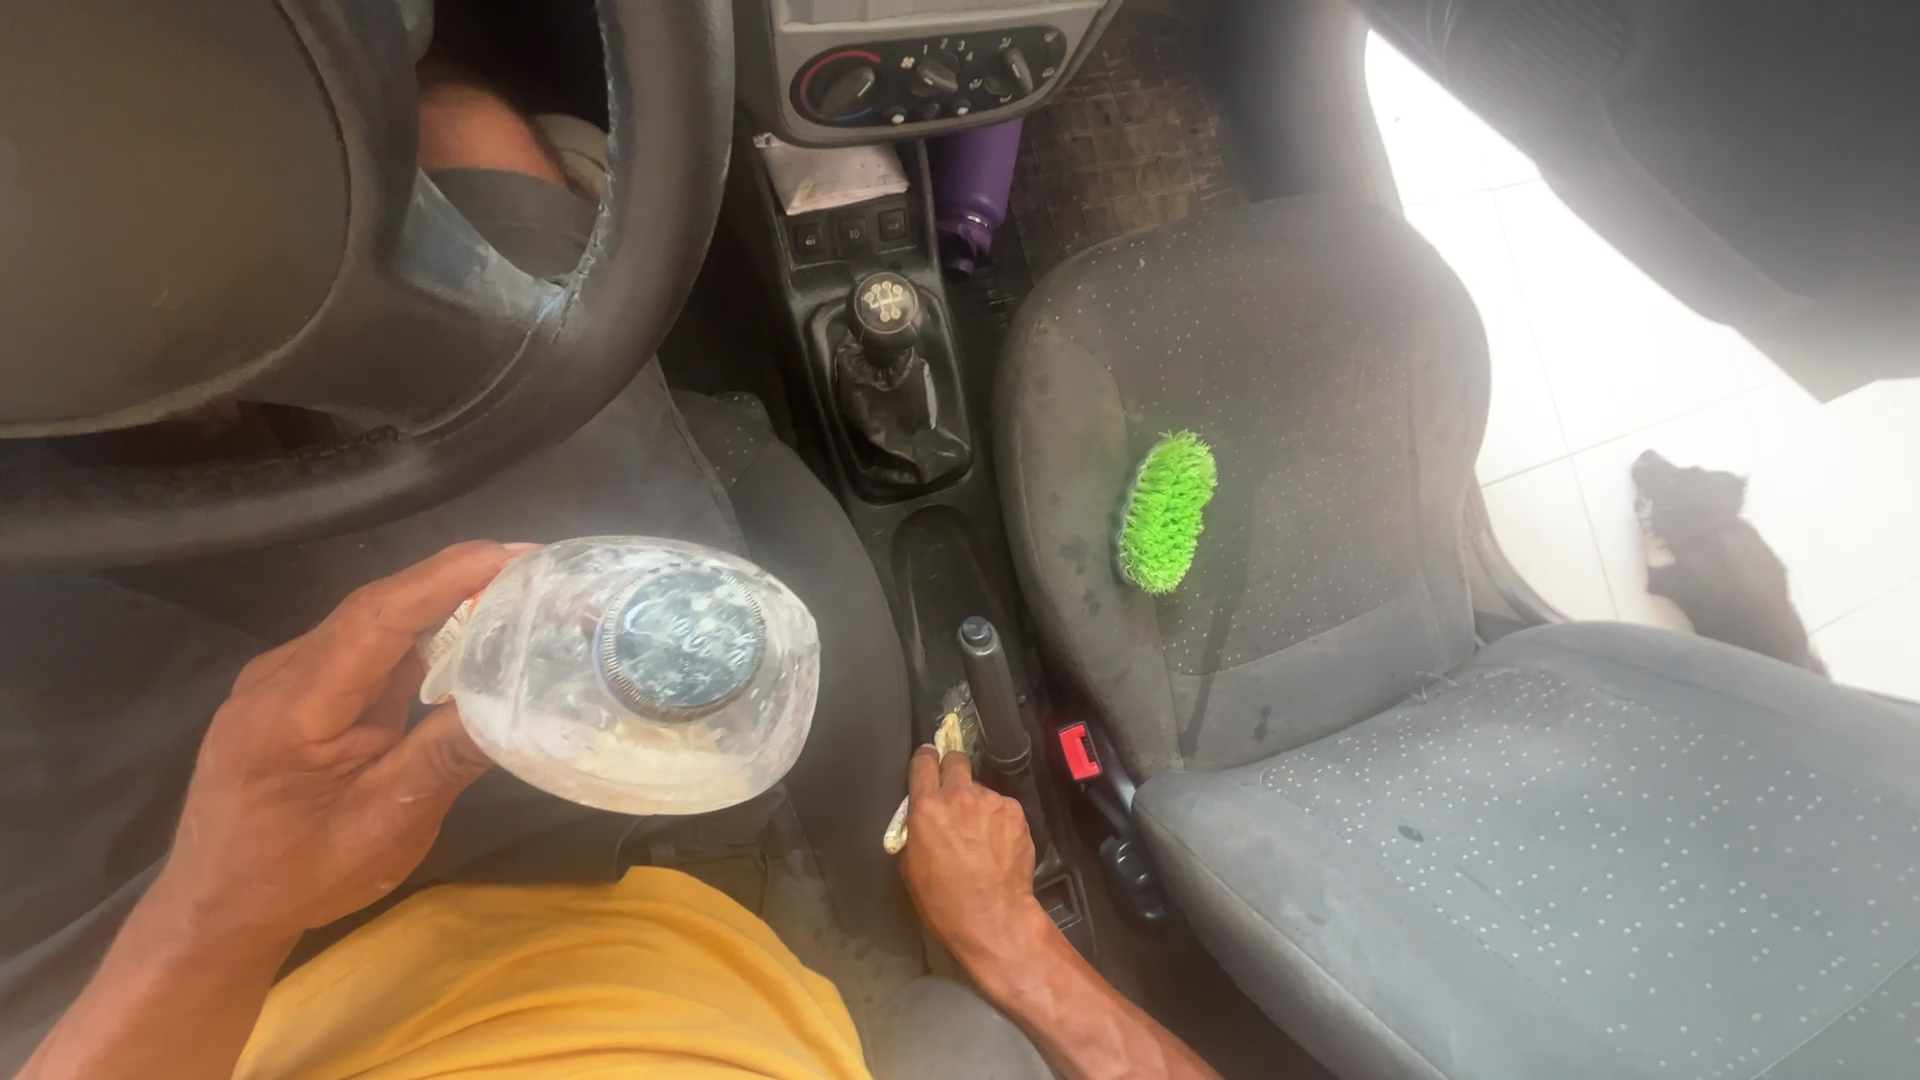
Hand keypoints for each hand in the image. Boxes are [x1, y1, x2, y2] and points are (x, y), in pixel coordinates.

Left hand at [150, 541, 529, 943]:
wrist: (218, 912)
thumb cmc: (301, 876)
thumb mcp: (388, 824)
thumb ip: (449, 755)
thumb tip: (521, 698)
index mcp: (290, 710)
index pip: (376, 619)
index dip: (448, 578)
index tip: (519, 555)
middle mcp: (281, 677)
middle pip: (379, 606)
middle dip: (461, 575)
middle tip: (541, 568)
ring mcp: (291, 679)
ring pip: (379, 619)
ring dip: (451, 598)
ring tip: (523, 589)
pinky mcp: (310, 689)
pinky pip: (376, 643)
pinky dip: (432, 626)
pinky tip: (476, 628)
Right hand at [899, 745, 1050, 967]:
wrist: (994, 919)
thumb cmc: (943, 901)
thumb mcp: (911, 865)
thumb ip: (916, 829)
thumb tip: (922, 816)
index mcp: (928, 807)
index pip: (923, 762)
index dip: (925, 759)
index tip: (928, 761)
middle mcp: (960, 796)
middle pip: (956, 760)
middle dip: (953, 770)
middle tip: (954, 791)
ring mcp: (992, 801)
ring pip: (981, 789)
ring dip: (977, 803)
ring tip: (981, 834)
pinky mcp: (1015, 811)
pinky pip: (1001, 806)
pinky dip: (998, 819)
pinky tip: (998, 843)